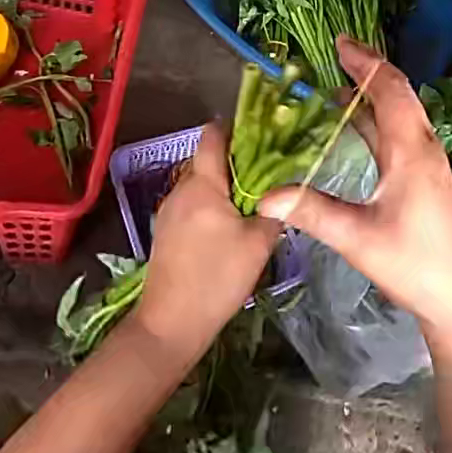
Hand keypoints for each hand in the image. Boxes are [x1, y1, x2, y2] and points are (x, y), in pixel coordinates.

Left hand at [134, 123, 281, 357]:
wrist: (171, 325)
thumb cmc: (217, 278)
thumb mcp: (260, 242)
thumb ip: (275, 209)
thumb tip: (285, 190)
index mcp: (202, 184)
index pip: (213, 135)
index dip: (237, 127)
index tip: (264, 133)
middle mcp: (180, 190)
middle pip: (209, 159)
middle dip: (238, 160)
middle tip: (271, 171)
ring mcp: (168, 211)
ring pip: (202, 183)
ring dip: (226, 185)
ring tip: (256, 199)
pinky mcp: (166, 231)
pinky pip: (193, 203)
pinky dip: (213, 203)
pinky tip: (233, 223)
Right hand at [257, 37, 451, 336]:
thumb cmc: (413, 263)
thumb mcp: (358, 236)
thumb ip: (312, 211)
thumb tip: (264, 194)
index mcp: (412, 148)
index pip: (389, 89)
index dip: (365, 63)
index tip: (339, 43)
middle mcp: (424, 145)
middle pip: (399, 93)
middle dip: (369, 70)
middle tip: (337, 54)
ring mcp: (428, 161)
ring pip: (401, 113)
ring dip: (373, 95)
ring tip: (337, 86)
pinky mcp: (425, 177)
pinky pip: (400, 133)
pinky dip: (377, 119)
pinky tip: (355, 128)